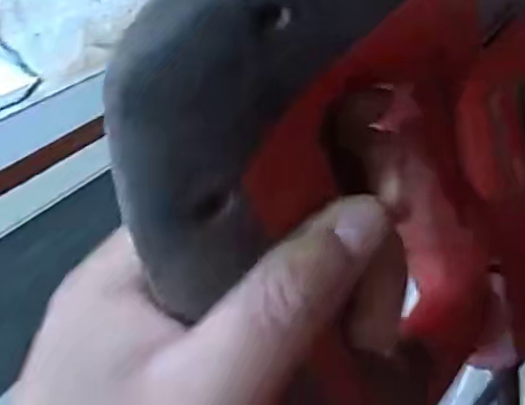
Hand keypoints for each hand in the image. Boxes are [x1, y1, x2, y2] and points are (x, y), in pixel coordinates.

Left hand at [16, 197, 393, 404]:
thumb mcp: (198, 395)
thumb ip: (280, 300)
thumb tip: (373, 207)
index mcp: (139, 258)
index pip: (243, 163)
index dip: (321, 145)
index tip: (384, 166)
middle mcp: (177, 269)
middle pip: (292, 206)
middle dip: (357, 231)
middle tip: (385, 290)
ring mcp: (214, 315)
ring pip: (313, 256)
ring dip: (364, 282)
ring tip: (374, 344)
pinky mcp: (248, 352)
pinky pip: (314, 303)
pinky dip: (350, 312)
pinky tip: (370, 345)